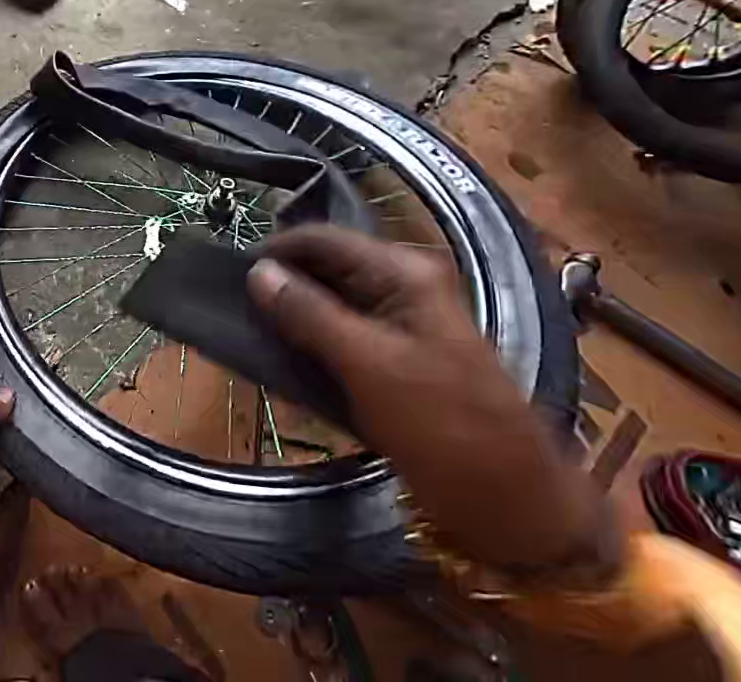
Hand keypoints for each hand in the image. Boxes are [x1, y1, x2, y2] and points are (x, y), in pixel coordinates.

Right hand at [247, 226, 613, 574]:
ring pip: (327, 299)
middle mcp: (401, 285)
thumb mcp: (367, 363)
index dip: (275, 251)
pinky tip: (283, 356)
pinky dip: (309, 337)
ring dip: (291, 312)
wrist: (509, 501)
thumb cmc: (441, 424)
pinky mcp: (392, 352)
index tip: (231, 275)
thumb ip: (308, 313)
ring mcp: (399, 320)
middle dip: (281, 283)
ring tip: (253, 331)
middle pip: (324, 266)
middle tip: (238, 308)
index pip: (324, 239)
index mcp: (404, 273)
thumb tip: (256, 271)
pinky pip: (338, 330)